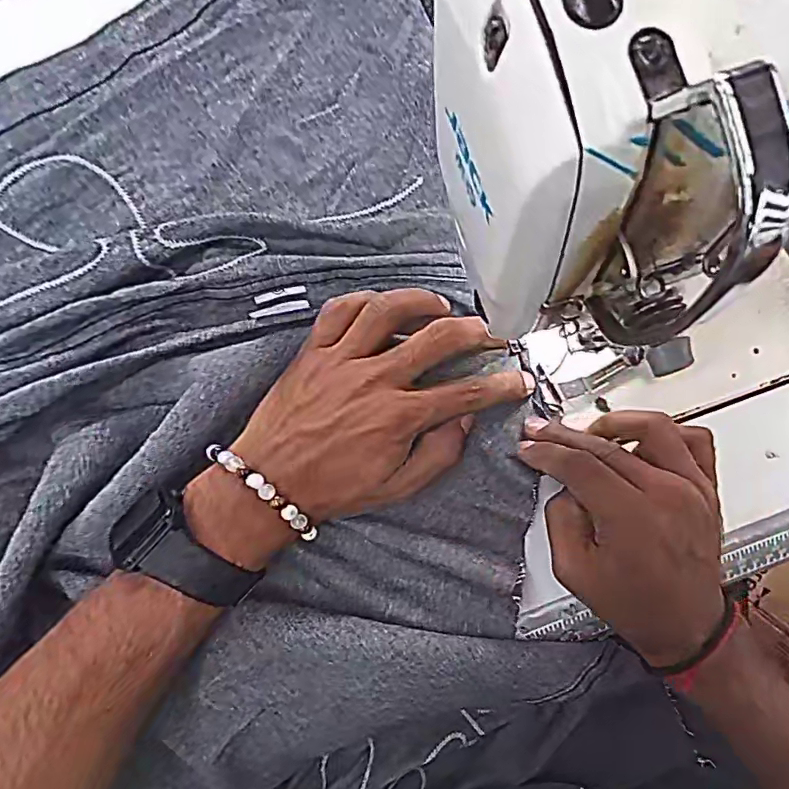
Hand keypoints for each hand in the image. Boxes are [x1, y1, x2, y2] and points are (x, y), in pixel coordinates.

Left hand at [184, 289, 531, 568]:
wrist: (273, 483)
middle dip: (473, 331)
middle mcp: (374, 382)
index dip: (500, 384)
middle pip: (437, 338)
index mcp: (398, 417)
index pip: (465, 392)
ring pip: (388, 310)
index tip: (515, 379)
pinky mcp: (314, 353)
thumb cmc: (333, 488)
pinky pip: (340, 310)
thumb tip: (463, 421)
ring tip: (439, 306)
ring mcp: (341, 362)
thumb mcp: (397, 487)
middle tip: (485, 332)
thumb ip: (438, 454)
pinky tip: (381, 305)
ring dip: (421, 301)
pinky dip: (365, 300)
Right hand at [516, 411, 726, 668]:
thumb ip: (560, 521)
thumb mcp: (575, 572)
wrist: (686, 624)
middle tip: (544, 432)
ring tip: (593, 431)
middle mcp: (667, 495)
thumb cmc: (639, 606)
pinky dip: (666, 431)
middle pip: (607, 444)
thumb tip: (562, 487)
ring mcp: (692, 489)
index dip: (547, 452)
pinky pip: (694, 440)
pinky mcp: (707, 489)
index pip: (580, 465)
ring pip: (653, 427)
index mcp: (631, 517)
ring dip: (616, 422)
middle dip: (565, 435)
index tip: (531, 447)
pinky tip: (643, 439)